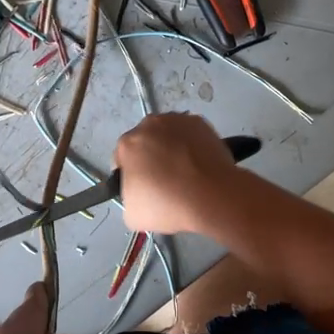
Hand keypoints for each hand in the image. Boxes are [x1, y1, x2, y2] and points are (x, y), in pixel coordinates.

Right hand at [113, 113, 242, 235]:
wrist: (212, 195)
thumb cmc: (168, 205)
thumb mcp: (132, 214)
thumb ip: (127, 195)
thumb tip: (138, 190)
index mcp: (127, 144)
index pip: (121, 159)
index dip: (130, 175)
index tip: (143, 189)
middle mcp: (148, 124)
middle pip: (144, 142)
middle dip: (150, 158)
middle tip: (164, 182)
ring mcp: (175, 119)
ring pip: (167, 135)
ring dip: (170, 148)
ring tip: (185, 173)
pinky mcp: (198, 122)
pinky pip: (188, 134)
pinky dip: (190, 145)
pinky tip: (198, 164)